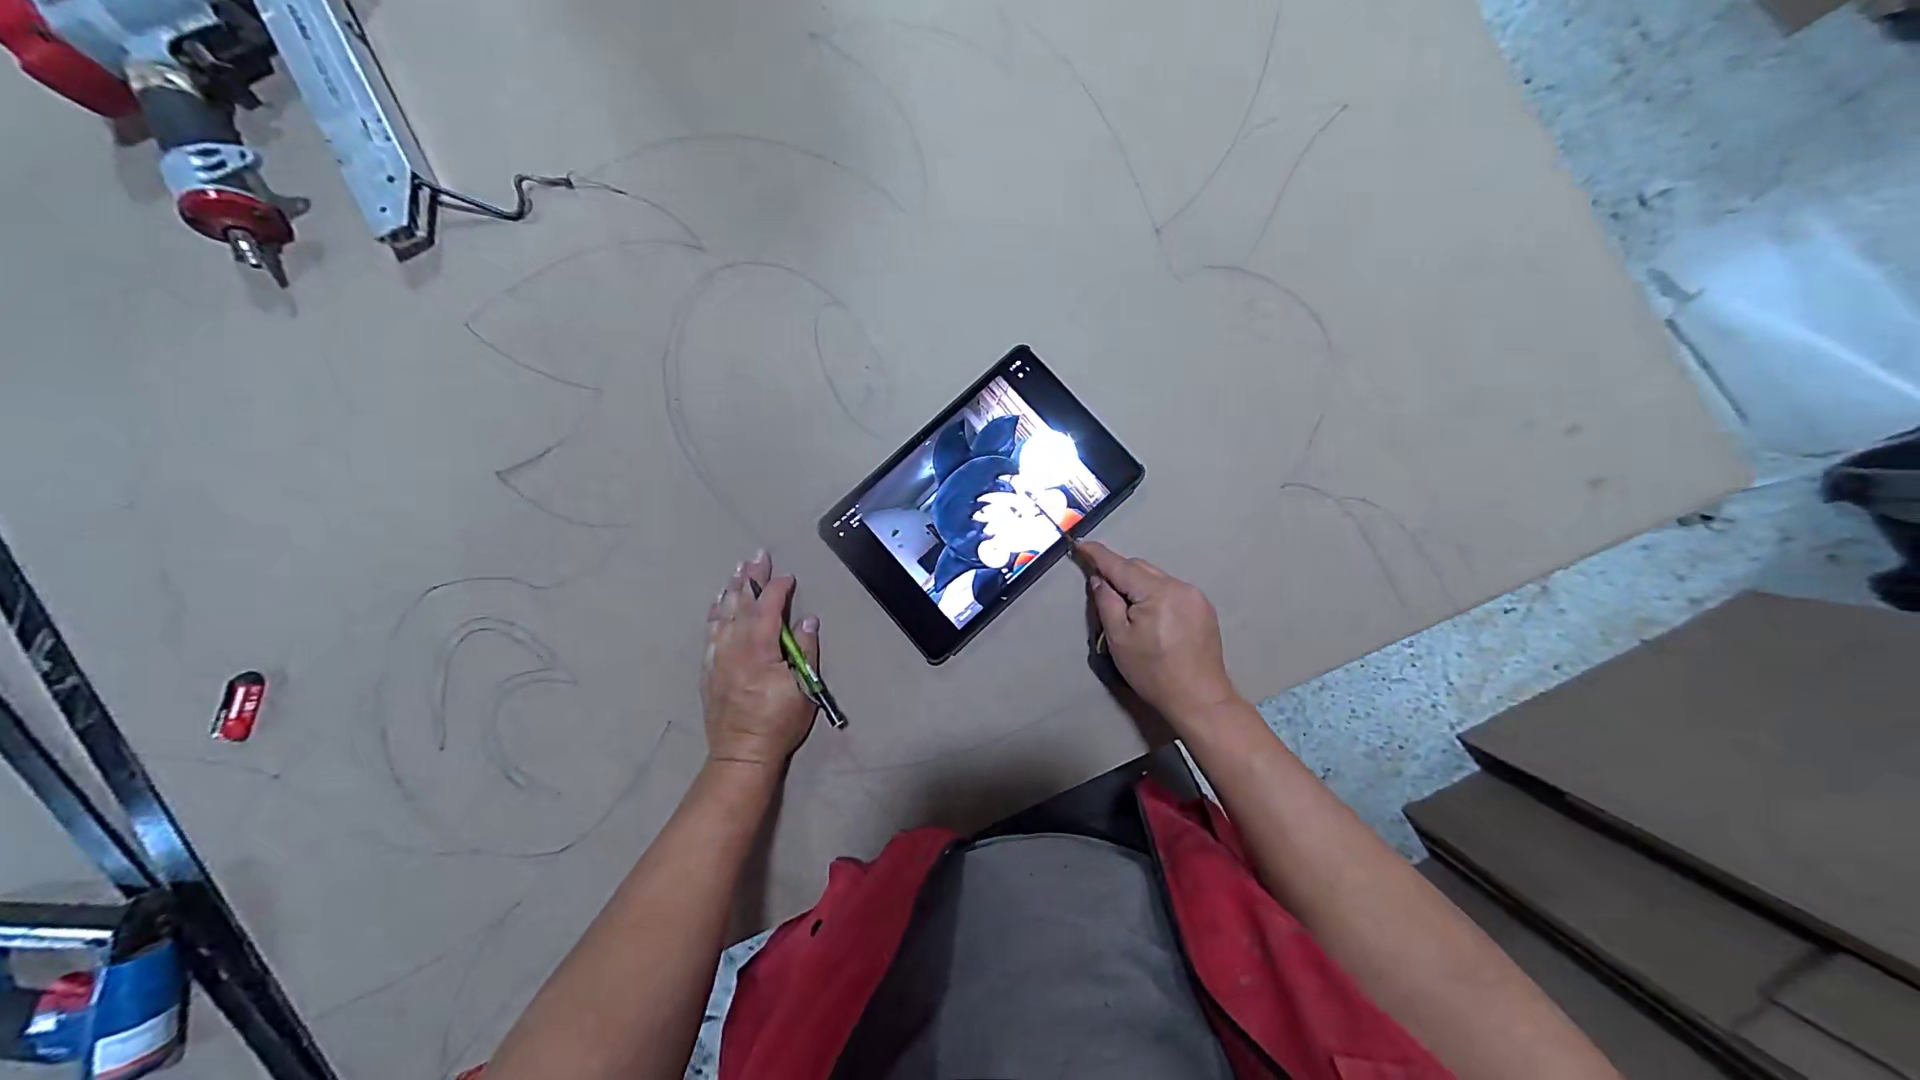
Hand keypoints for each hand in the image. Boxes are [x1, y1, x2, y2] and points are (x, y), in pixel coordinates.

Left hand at [701, 550, 819, 769]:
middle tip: (756, 556)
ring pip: (723, 616)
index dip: (777, 589)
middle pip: (742, 605)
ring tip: (737, 571)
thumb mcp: (804, 688)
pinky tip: (718, 604)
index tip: (787, 577)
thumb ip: (805, 650)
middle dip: (750, 579)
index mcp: (759, 650)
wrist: (741, 754)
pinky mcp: (710, 670)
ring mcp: (718, 658)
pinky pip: (710, 633)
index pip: (768, 609)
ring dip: (732, 591)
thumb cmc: (778, 722)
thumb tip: (808, 620)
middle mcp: (734, 648)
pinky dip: (715, 614)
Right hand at [1078, 541, 1239, 724]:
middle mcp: (1179, 587)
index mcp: (1157, 593)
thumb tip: (1099, 579)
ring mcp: (1195, 596)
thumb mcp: (1119, 639)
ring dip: (1137, 583)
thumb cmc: (1153, 673)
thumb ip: (1106, 602)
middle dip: (1118, 571)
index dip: (1098, 554)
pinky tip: (1149, 613)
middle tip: (1099, 586)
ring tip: (1125, 606)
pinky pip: (1171, 589)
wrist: (1199, 699)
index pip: (1121, 566)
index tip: (1081, 544)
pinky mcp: (1203, 608)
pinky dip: (1154, 593)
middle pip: (1140, 568)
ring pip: (1156, 578)